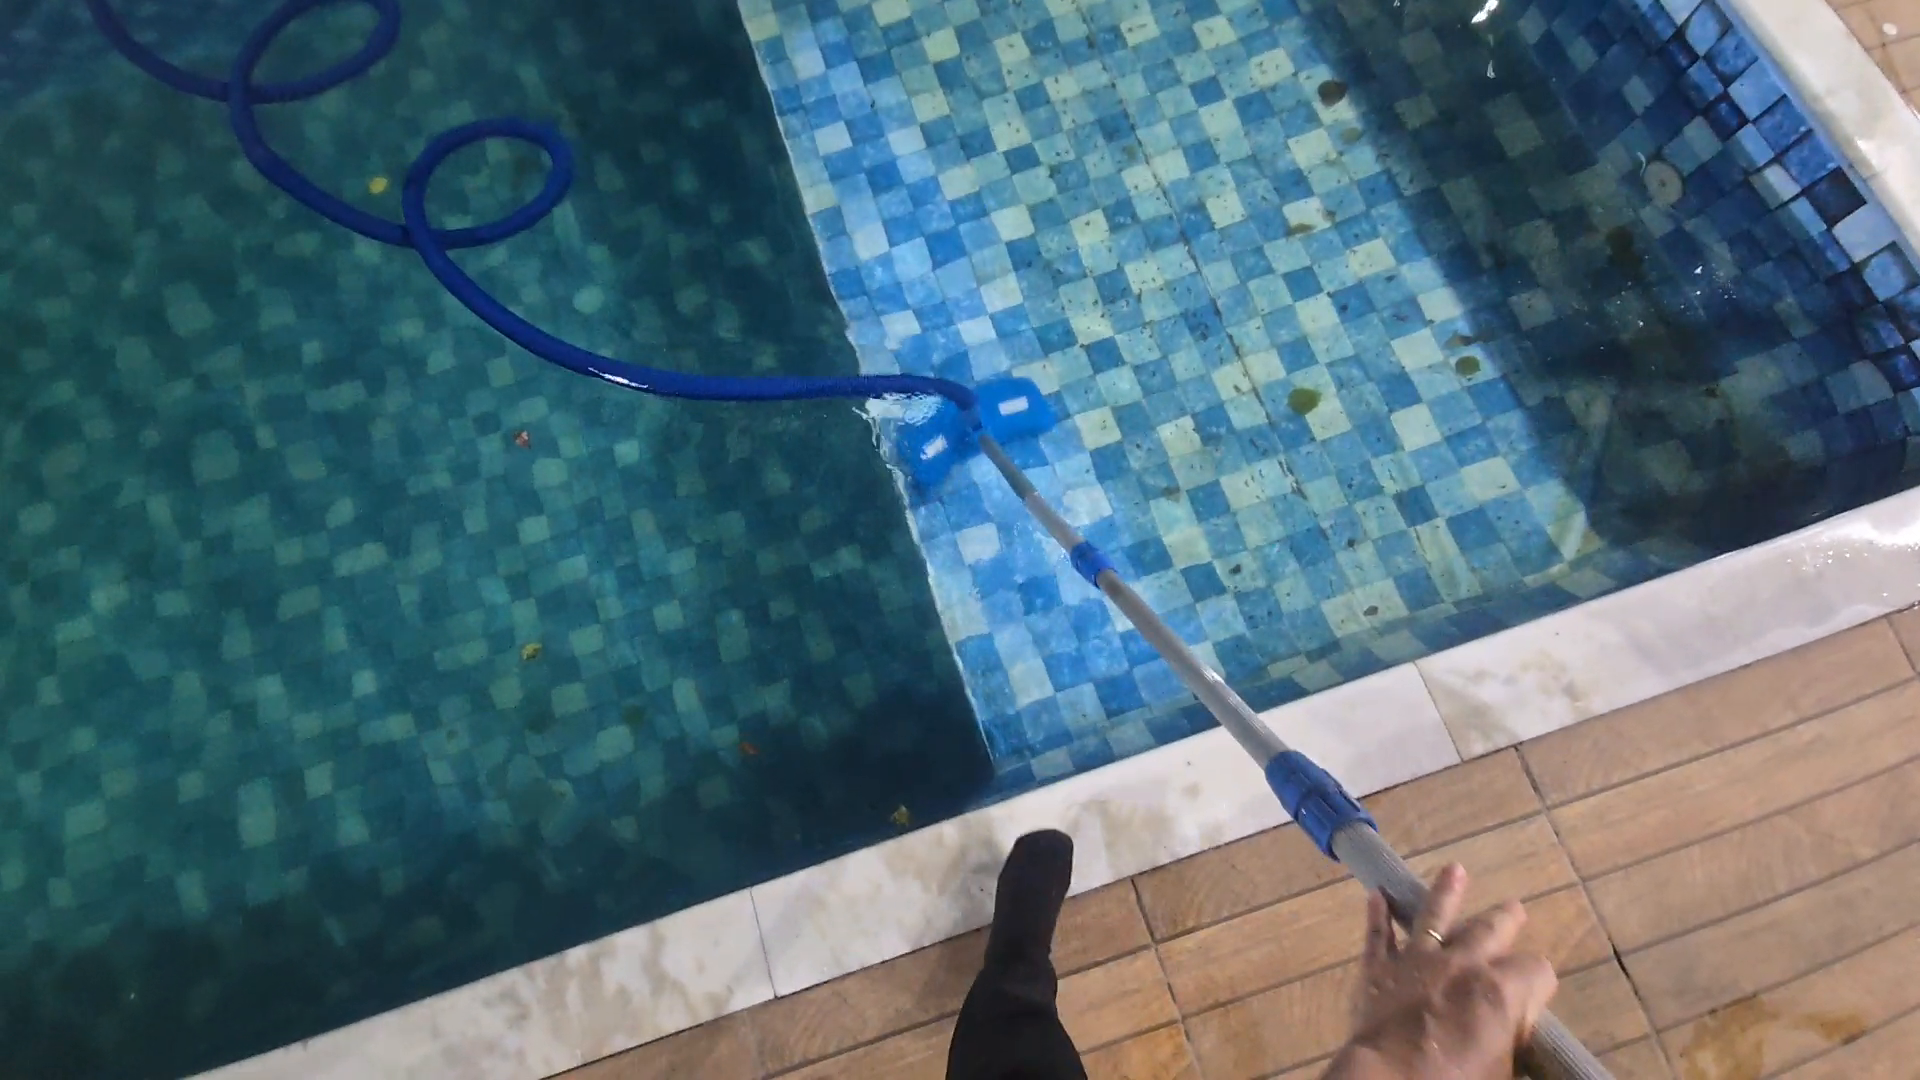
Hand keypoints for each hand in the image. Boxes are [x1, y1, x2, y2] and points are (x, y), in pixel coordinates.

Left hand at [1323, 863, 1557, 1079]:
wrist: (1391, 1079)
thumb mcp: (1506, 1069)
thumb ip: (1513, 1041)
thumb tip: (1512, 1031)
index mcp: (1499, 991)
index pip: (1536, 970)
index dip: (1540, 978)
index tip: (1540, 983)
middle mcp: (1458, 964)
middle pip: (1488, 931)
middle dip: (1504, 919)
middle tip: (1515, 905)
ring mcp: (1414, 959)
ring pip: (1432, 915)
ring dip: (1444, 892)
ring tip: (1454, 869)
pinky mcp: (1376, 966)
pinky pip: (1377, 932)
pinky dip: (1376, 913)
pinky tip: (1374, 893)